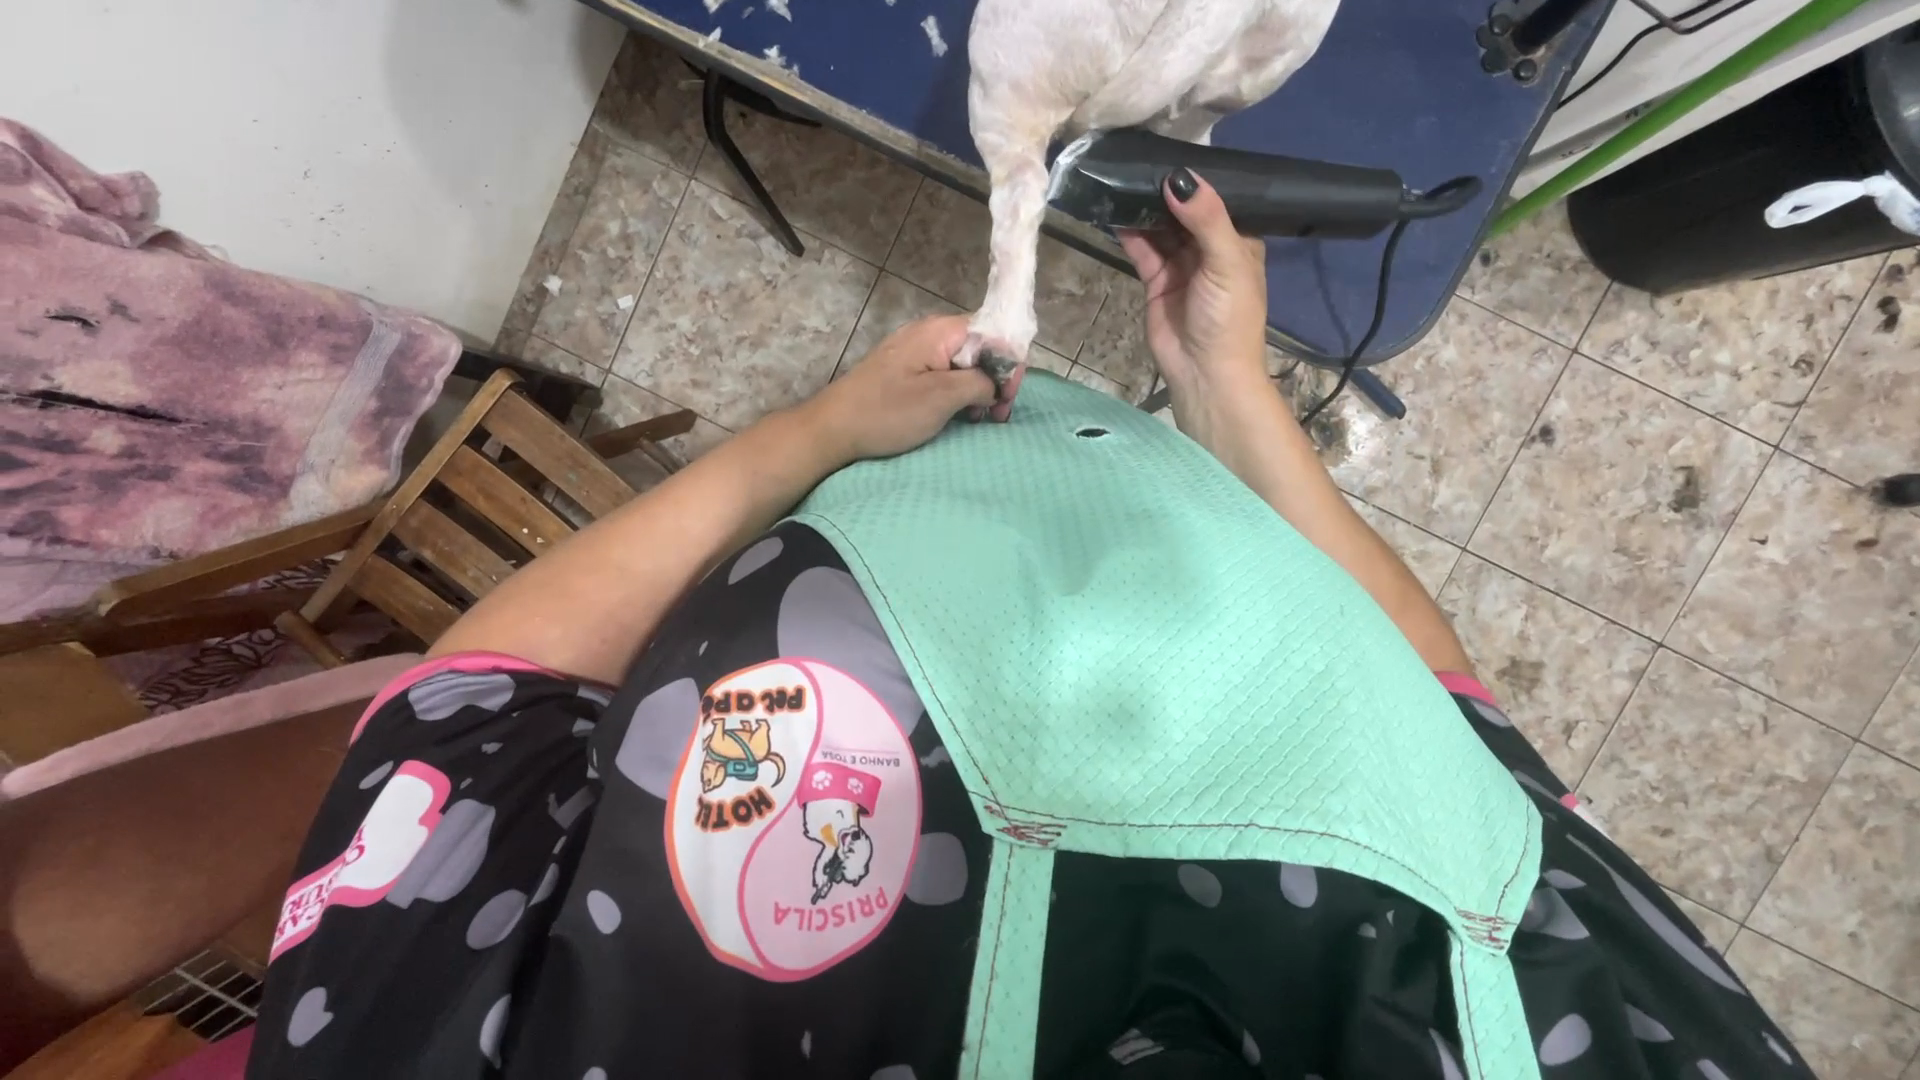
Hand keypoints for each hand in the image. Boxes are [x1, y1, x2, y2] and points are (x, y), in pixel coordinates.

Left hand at [800, 315, 997, 462]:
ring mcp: (916, 350)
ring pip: (964, 364)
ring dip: (978, 390)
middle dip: (995, 380)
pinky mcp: (906, 370)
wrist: (833, 429)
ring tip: (977, 418)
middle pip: (980, 348)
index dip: (1008, 365)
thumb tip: (996, 383)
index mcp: (940, 331)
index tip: (1006, 399)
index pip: (994, 333)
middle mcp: (930, 332)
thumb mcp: (941, 398)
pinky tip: (958, 415)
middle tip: (996, 415)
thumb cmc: (887, 412)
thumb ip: (979, 382)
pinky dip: (957, 393)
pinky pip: (944, 374)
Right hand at [1117, 170, 1271, 425]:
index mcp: (1238, 240)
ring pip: (1161, 229)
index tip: (1171, 148)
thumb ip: (1206, 218)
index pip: (1218, 198)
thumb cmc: (1228, 317)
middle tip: (1138, 159)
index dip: (1197, 177)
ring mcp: (1181, 265)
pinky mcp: (1156, 281)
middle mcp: (1209, 249)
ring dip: (1145, 209)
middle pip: (1184, 211)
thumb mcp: (1227, 261)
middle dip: (1165, 190)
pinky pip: (1142, 251)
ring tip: (1121, 180)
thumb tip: (1178, 177)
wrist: (1205, 372)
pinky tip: (1115, 212)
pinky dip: (1130, 234)